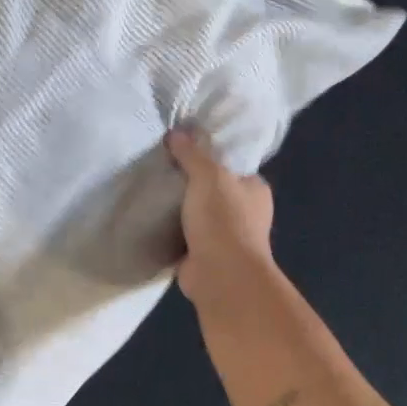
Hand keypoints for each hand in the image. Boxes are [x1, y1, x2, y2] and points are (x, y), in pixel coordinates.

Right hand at [165, 129, 274, 300]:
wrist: (220, 273)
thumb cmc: (223, 220)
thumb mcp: (208, 176)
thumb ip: (192, 154)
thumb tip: (176, 132)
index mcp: (255, 189)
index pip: (232, 167)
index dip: (209, 159)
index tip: (181, 153)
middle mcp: (245, 213)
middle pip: (213, 192)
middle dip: (190, 186)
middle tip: (161, 174)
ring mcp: (226, 238)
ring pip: (198, 216)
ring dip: (179, 212)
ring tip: (152, 197)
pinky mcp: (205, 257)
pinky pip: (185, 238)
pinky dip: (172, 234)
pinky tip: (152, 225)